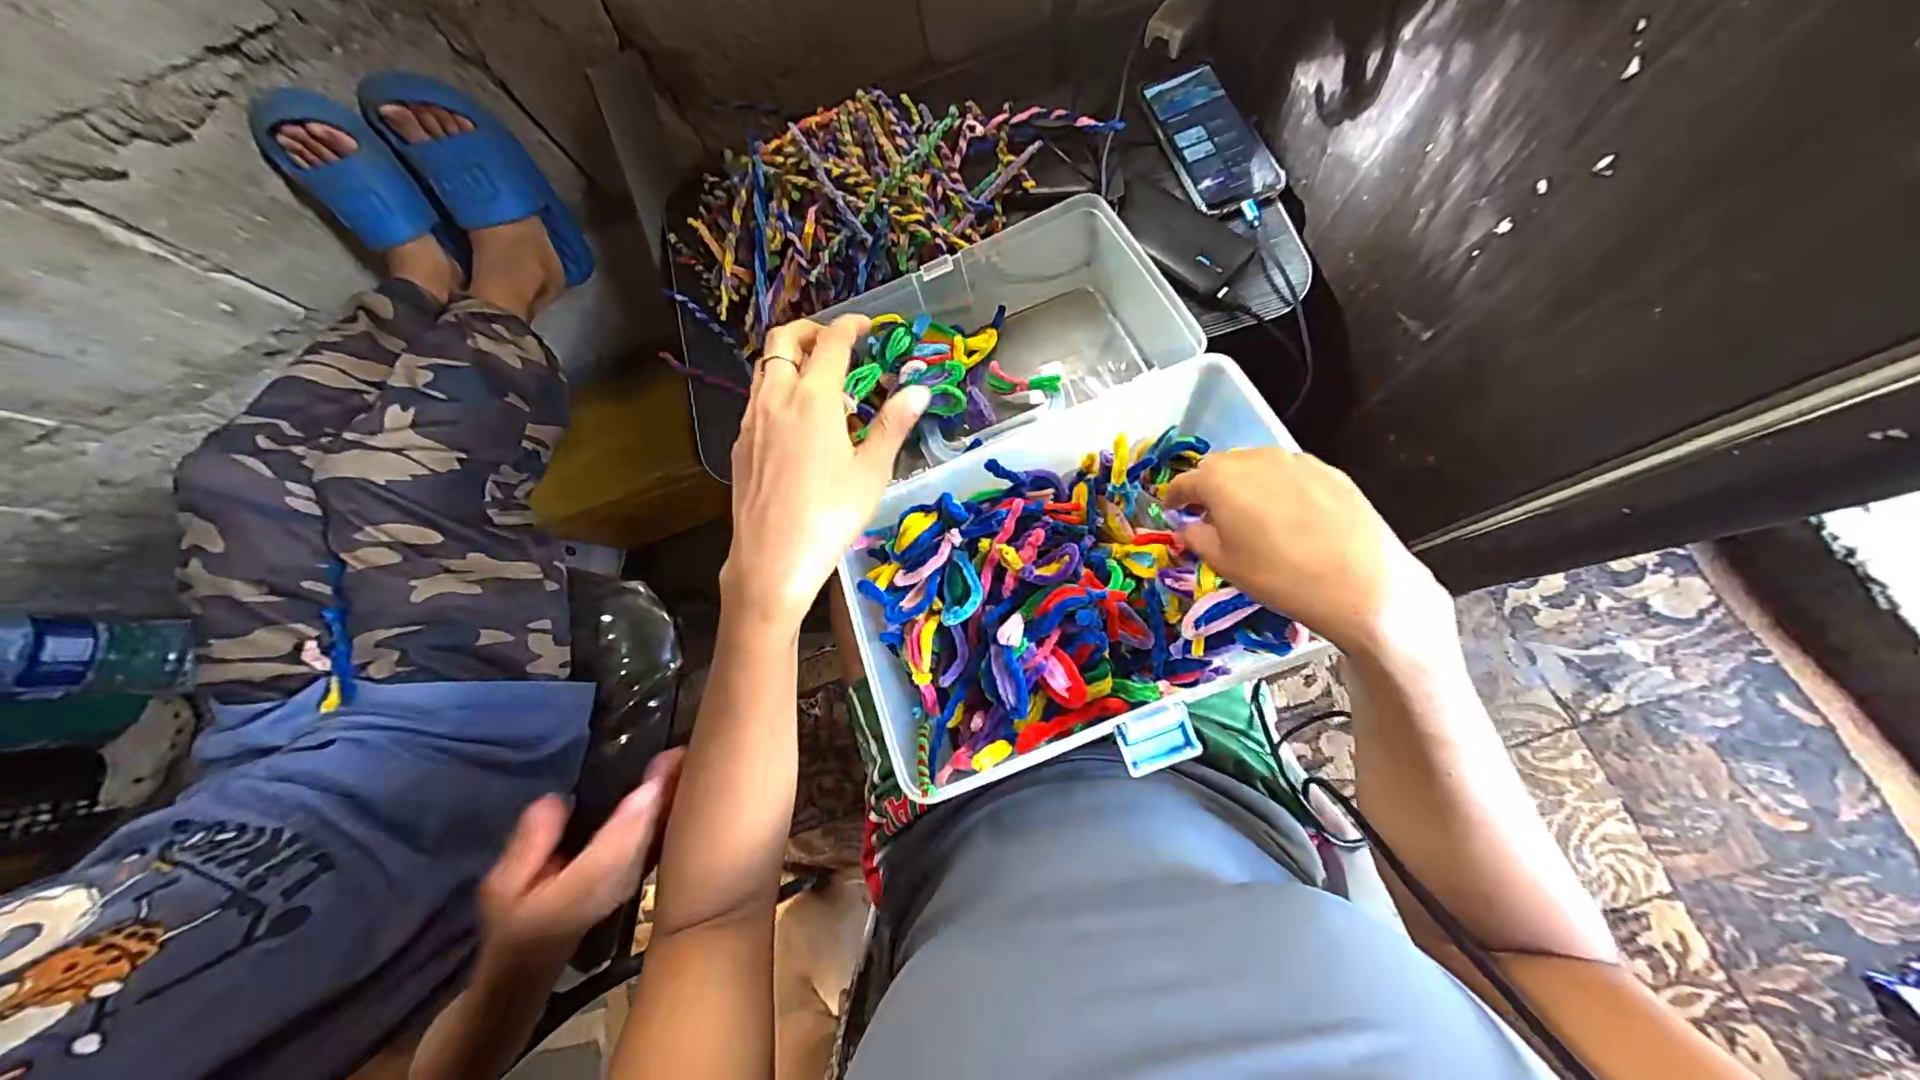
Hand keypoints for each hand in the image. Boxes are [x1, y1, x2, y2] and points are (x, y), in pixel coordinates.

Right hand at [476, 747, 685, 957]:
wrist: (529, 962)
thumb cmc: (512, 922)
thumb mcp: (502, 887)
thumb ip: (529, 845)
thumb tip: (554, 801)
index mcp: (589, 881)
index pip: (625, 837)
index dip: (645, 802)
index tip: (662, 767)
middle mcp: (623, 877)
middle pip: (651, 828)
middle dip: (667, 791)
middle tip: (680, 752)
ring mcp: (635, 876)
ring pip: (660, 832)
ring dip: (672, 798)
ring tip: (682, 761)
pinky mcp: (639, 872)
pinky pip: (658, 836)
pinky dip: (668, 811)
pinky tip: (674, 785)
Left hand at [723, 316, 930, 629]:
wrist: (771, 559)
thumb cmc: (830, 516)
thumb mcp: (872, 472)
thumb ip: (893, 424)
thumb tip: (919, 388)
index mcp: (813, 398)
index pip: (831, 342)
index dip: (851, 326)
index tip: (867, 326)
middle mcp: (776, 398)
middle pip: (783, 339)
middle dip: (811, 330)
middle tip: (837, 343)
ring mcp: (751, 420)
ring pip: (765, 368)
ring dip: (791, 359)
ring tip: (820, 384)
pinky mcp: (739, 444)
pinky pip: (757, 399)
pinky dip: (778, 390)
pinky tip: (797, 423)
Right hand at [1162, 447, 1452, 656]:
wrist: (1362, 584)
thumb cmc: (1280, 577)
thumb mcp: (1224, 564)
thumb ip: (1197, 537)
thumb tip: (1189, 526)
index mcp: (1219, 479)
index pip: (1184, 482)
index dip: (1173, 499)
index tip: (1172, 511)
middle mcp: (1254, 459)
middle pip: (1219, 467)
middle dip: (1209, 488)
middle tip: (1212, 518)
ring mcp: (1295, 461)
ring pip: (1256, 466)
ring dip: (1244, 486)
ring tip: (1253, 519)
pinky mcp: (1328, 471)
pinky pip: (1289, 474)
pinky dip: (1278, 489)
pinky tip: (1290, 520)